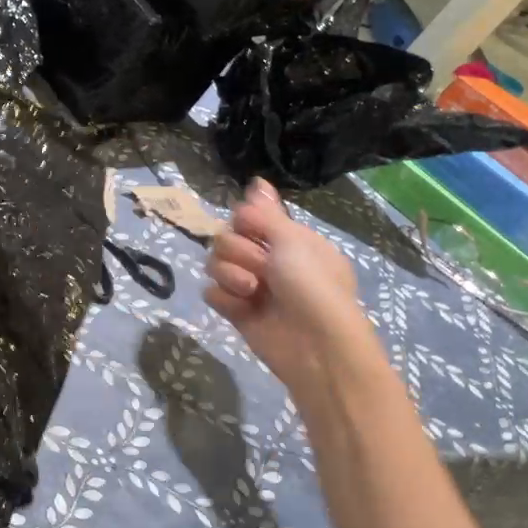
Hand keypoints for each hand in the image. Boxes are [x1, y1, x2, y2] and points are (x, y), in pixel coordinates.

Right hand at [204, 180, 376, 390]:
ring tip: (252, 291)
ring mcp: (251, 285)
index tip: (253, 230)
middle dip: (238, 252)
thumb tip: (257, 181)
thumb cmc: (313, 286)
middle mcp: (269, 260)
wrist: (316, 345)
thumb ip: (265, 214)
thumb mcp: (292, 241)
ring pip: (214, 264)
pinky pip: (211, 292)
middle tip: (262, 268)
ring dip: (230, 275)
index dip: (244, 223)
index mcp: (289, 241)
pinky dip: (225, 299)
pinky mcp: (235, 309)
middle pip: (225, 239)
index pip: (247, 218)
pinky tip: (243, 307)